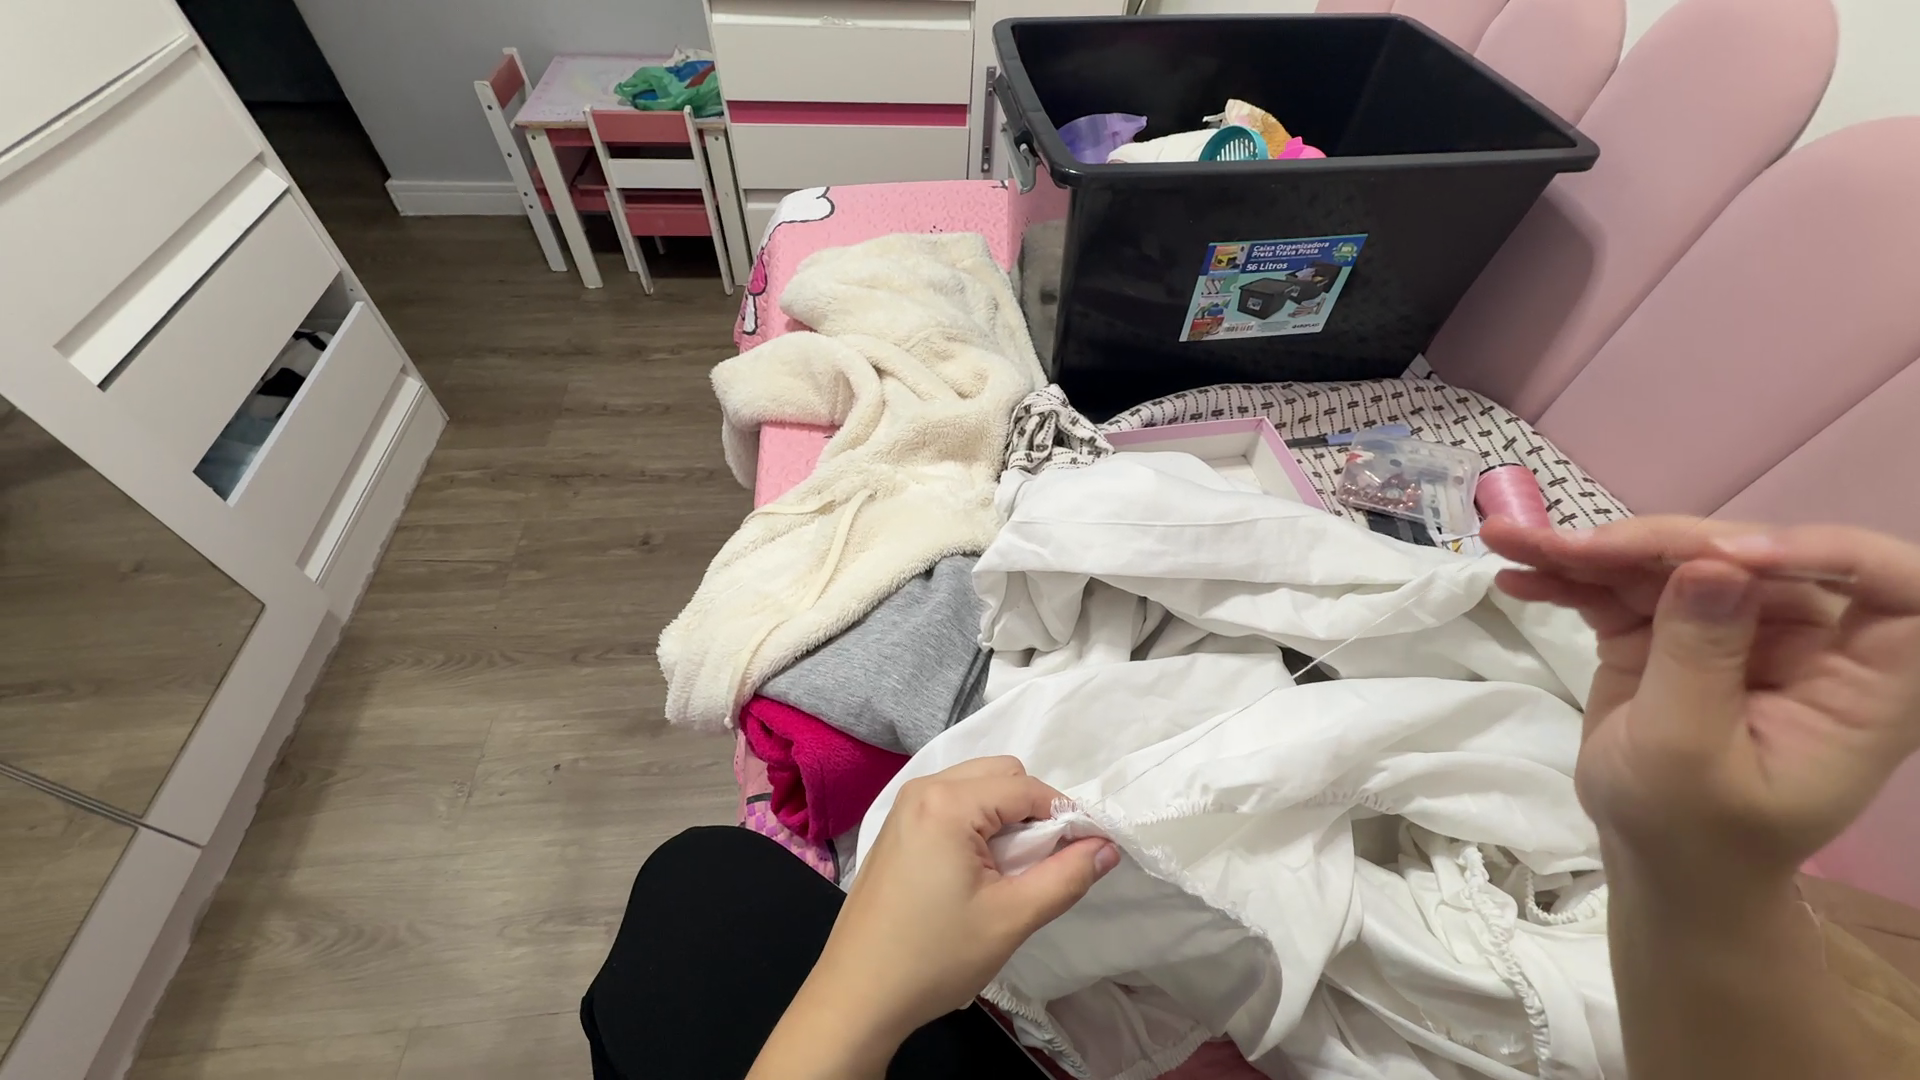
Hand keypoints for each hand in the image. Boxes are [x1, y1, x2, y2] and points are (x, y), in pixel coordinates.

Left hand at [822, 757, 1117, 1034]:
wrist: (858, 993)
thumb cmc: (935, 956)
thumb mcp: (1011, 918)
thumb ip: (1066, 876)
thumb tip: (1106, 846)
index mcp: (947, 802)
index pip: (1026, 787)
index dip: (1065, 815)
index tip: (1086, 852)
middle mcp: (924, 788)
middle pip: (1002, 773)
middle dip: (1032, 811)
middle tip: (1040, 865)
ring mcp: (906, 804)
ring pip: (979, 784)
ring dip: (1006, 816)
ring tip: (1009, 871)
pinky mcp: (899, 824)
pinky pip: (954, 800)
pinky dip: (979, 821)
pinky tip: (978, 870)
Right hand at [1484, 516, 1919, 882]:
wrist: (1654, 856)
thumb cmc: (1693, 826)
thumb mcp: (1690, 751)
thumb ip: (1701, 658)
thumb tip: (1711, 564)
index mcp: (1853, 678)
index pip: (1889, 587)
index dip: (1819, 552)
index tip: (1721, 556)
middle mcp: (1798, 639)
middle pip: (1735, 558)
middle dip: (1645, 545)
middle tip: (1560, 547)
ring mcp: (1721, 631)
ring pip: (1658, 564)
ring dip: (1579, 551)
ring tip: (1507, 540)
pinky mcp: (1658, 633)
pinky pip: (1613, 590)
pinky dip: (1562, 580)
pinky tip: (1515, 576)